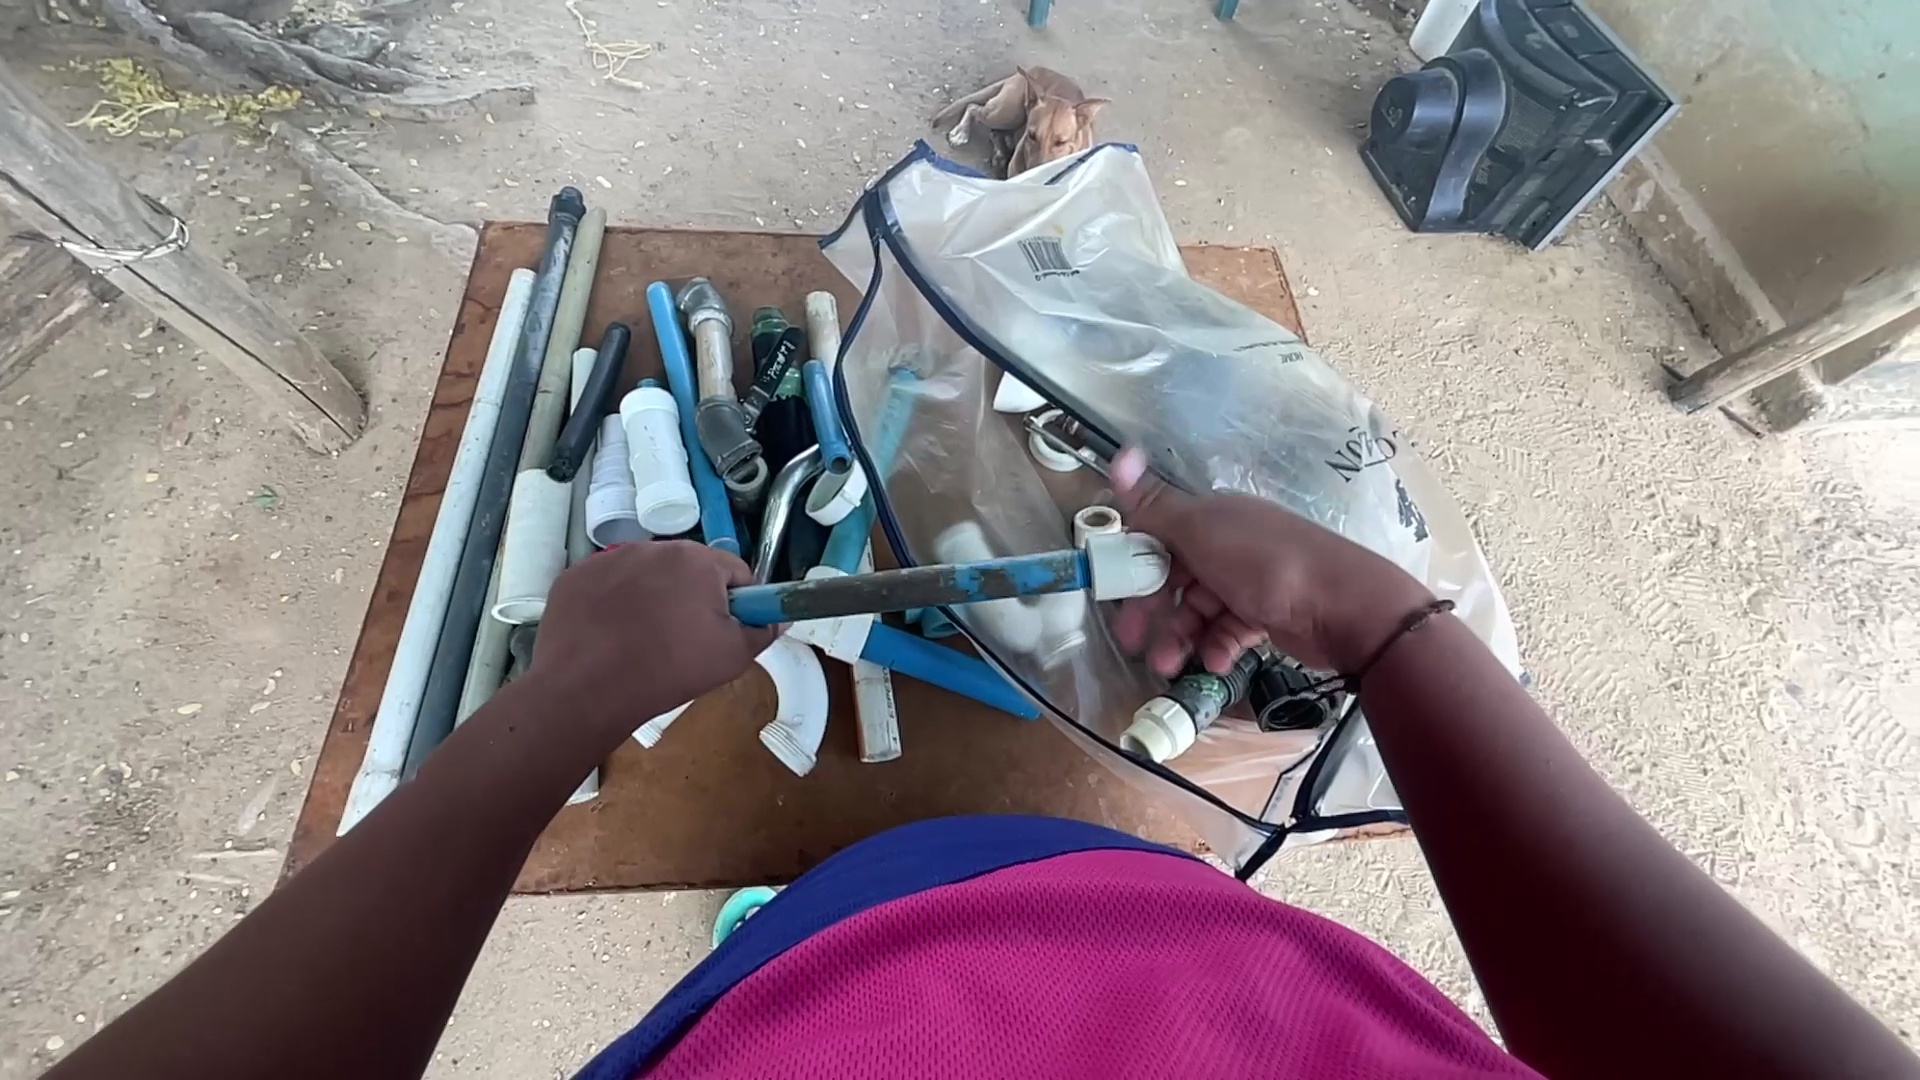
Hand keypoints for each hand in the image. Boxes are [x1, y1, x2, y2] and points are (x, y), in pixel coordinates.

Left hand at [530, 541, 776, 732]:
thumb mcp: (734, 657)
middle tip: (686, 638)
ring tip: (645, 639)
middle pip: (689, 568)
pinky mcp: (575, 577)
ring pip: (647, 574)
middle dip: (693, 596)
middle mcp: (653, 547)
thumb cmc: (669, 669)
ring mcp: (608, 559)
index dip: (736, 601)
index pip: (734, 571)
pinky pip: (608, 584)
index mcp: (697, 560)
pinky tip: (611, 636)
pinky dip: (614, 603)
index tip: (724, 629)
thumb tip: (779, 618)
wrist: (585, 691)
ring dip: (653, 596)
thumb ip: (763, 631)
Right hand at [1108, 446, 1432, 674]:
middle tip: (1133, 644)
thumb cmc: (1264, 563)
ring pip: (1200, 609)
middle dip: (1154, 612)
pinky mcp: (1268, 613)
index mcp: (1211, 518)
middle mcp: (1229, 544)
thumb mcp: (1201, 530)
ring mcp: (1249, 580)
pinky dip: (1218, 646)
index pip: (1158, 540)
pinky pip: (1230, 629)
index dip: (1135, 569)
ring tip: (1171, 667)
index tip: (1116, 600)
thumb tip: (1118, 453)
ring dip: (1181, 637)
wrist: (1347, 606)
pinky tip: (1215, 663)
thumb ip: (1155, 505)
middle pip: (1176, 578)